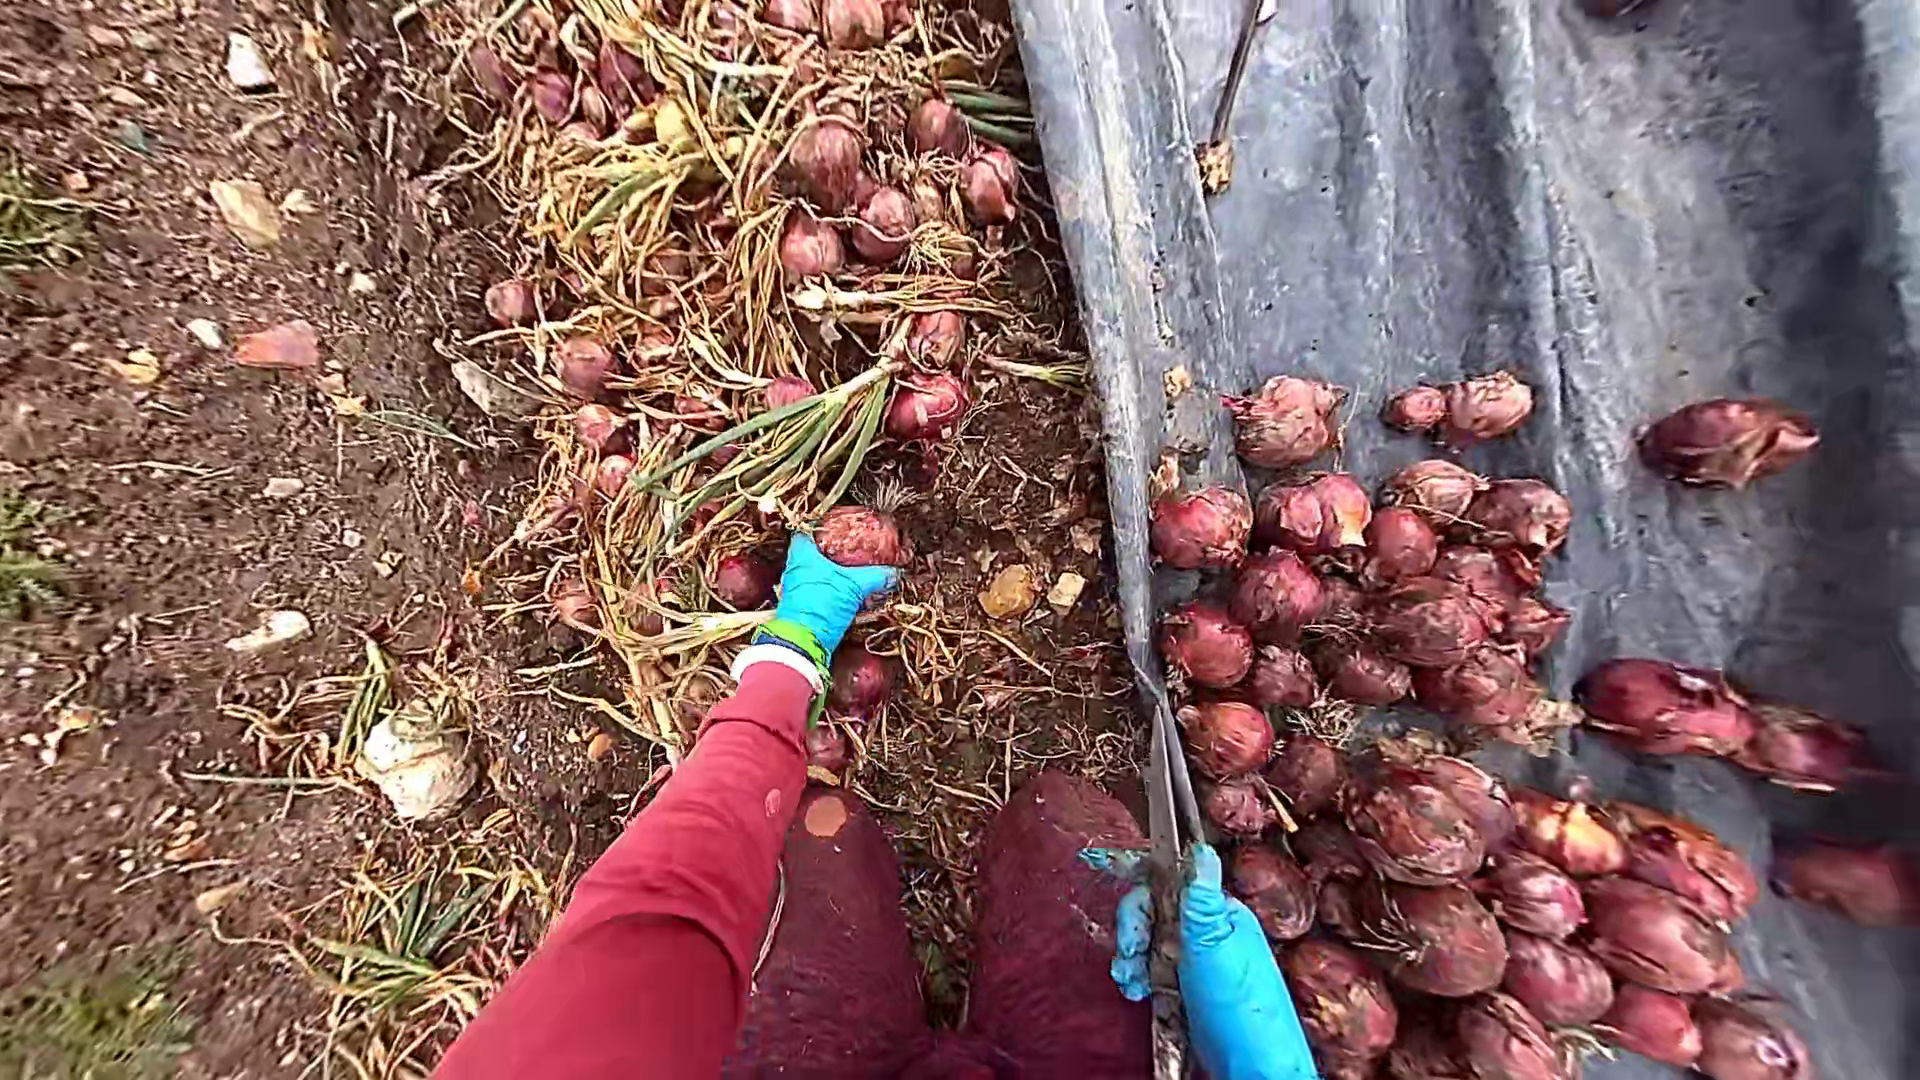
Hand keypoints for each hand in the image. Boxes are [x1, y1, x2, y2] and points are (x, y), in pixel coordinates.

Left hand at [766, 533, 896, 662]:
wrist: (803, 643)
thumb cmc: (819, 607)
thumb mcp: (854, 587)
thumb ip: (876, 576)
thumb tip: (894, 572)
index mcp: (802, 556)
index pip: (805, 530)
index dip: (819, 524)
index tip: (835, 524)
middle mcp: (795, 570)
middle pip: (811, 551)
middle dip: (830, 549)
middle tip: (848, 546)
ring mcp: (797, 590)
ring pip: (815, 572)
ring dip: (831, 570)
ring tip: (851, 568)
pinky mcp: (804, 607)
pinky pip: (819, 591)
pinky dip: (833, 588)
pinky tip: (848, 593)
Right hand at [1111, 844, 1318, 1079]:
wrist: (1253, 1076)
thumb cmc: (1241, 1010)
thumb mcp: (1216, 944)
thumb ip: (1202, 895)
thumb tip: (1202, 847)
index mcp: (1216, 913)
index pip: (1170, 877)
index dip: (1141, 876)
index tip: (1110, 870)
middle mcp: (1204, 932)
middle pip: (1152, 909)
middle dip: (1132, 926)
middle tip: (1128, 950)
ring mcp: (1193, 963)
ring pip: (1146, 941)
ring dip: (1130, 955)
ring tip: (1131, 979)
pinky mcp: (1183, 991)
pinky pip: (1148, 971)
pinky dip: (1137, 976)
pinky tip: (1136, 989)